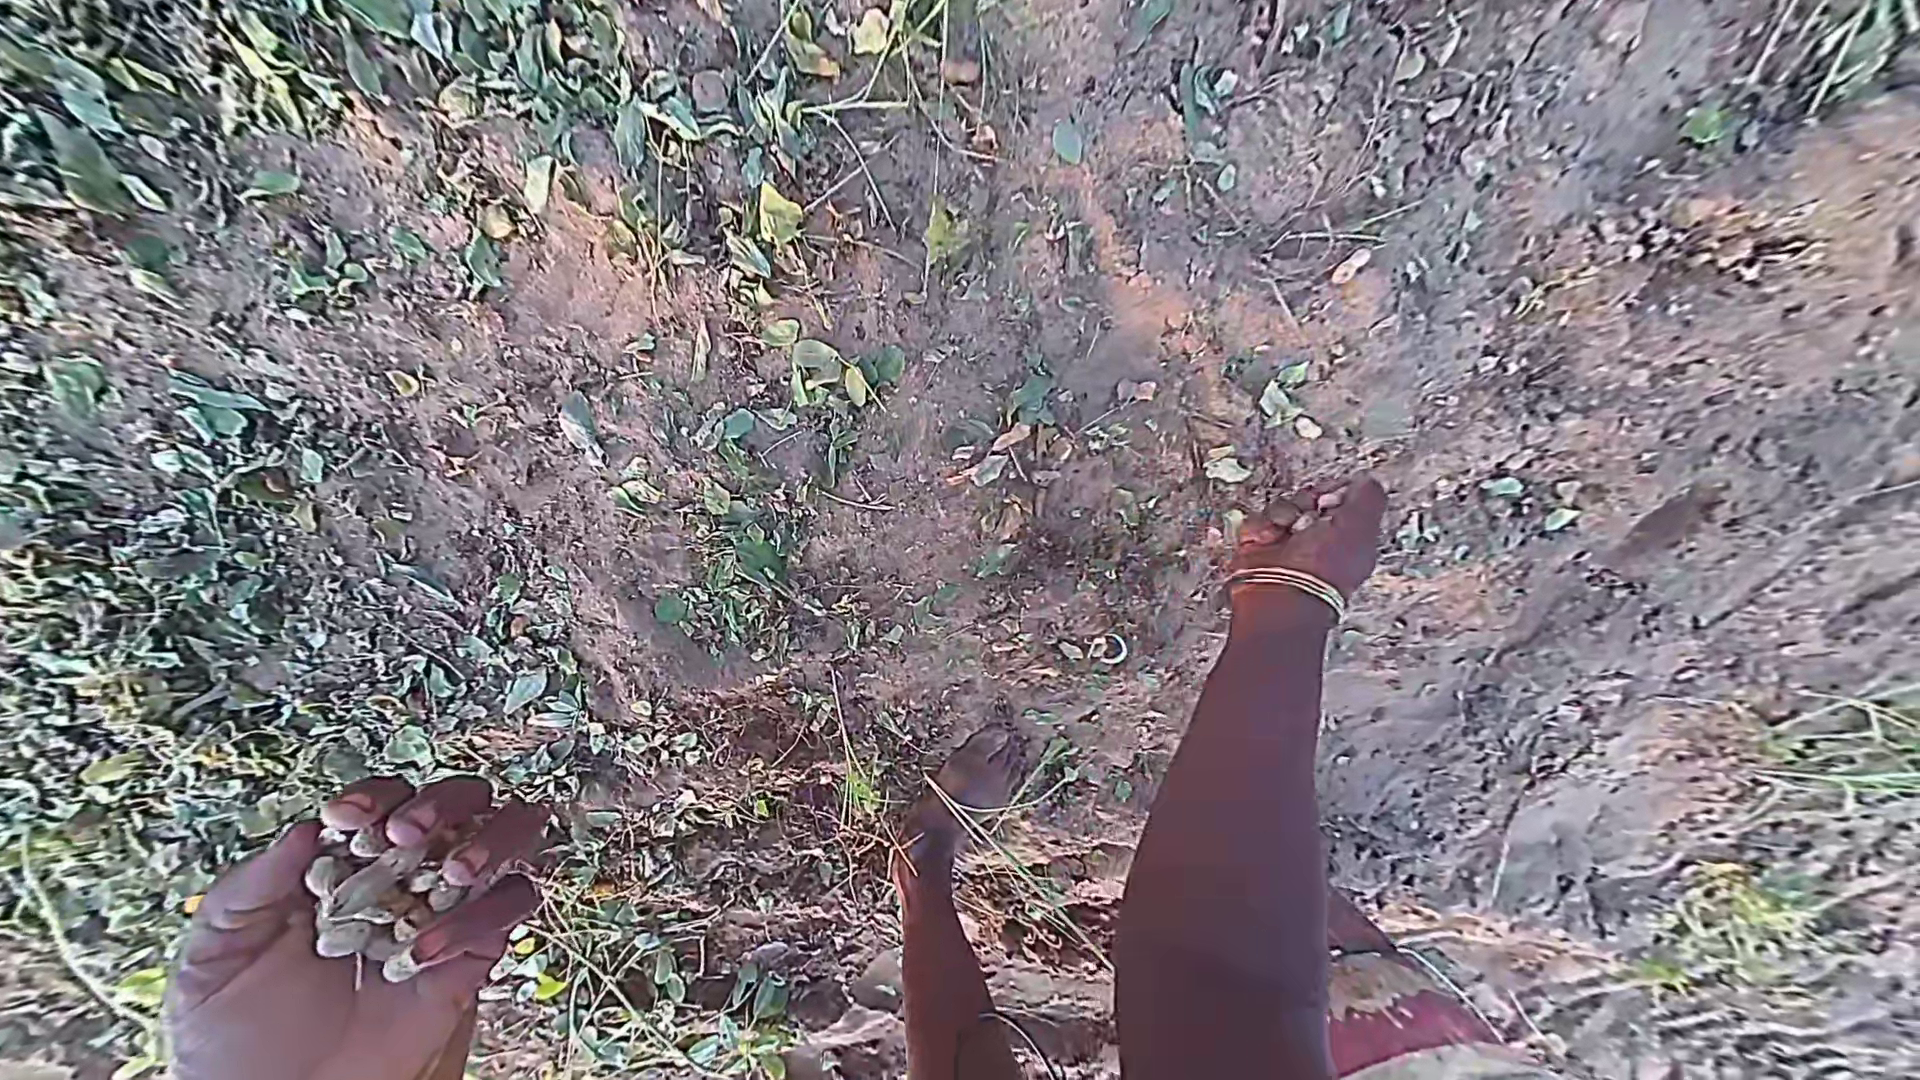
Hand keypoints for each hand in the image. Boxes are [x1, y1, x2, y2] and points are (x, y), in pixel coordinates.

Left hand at [166, 777, 547, 1079]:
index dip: (378, 796)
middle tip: (409, 832)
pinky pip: (513, 900)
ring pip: (517, 830)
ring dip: (495, 838)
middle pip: (467, 798)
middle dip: (447, 802)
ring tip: (456, 872)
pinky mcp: (490, 935)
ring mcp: (462, 896)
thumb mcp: (215, 963)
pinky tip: (426, 952)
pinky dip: (481, 917)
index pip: (389, 799)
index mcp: (361, 858)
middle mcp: (421, 865)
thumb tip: (307, 829)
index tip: (347, 816)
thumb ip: (244, 893)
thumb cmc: (247, 1036)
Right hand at [1229, 473, 1387, 632]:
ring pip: (1281, 507)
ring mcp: (1287, 541)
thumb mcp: (1359, 525)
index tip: (1329, 499)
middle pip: (1309, 499)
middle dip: (1305, 503)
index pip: (1341, 499)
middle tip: (1304, 519)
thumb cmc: (1321, 566)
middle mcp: (1317, 538)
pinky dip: (1261, 526)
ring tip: (1284, 531)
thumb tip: (1363, 479)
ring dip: (1281, 514)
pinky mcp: (1258, 544)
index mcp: (1347, 536)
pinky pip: (1257, 520)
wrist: (1278, 589)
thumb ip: (1367, 496)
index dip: (1335, 493)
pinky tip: (1267, 538)